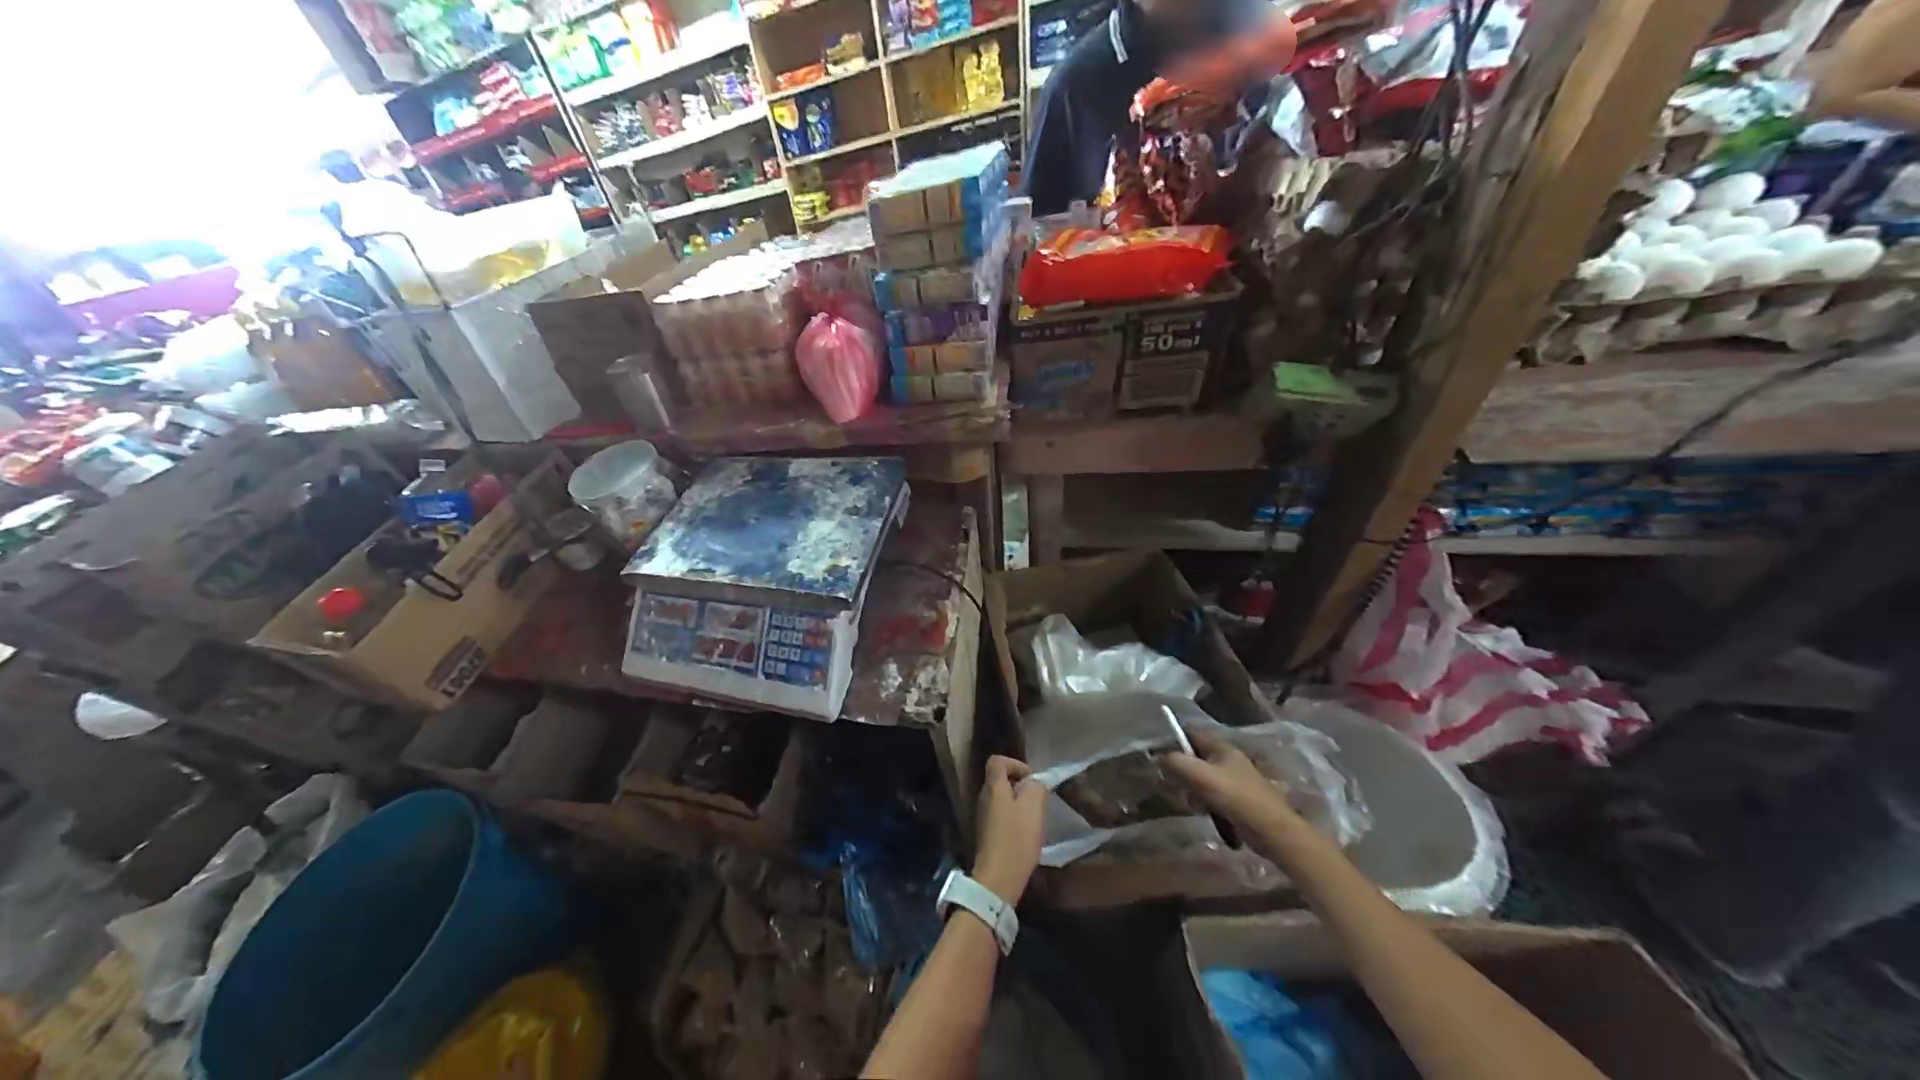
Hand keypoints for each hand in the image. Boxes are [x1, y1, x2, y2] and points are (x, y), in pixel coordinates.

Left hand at [971, 755, 1046, 905]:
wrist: (998, 877)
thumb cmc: (1017, 838)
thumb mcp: (1034, 807)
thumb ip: (1036, 787)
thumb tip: (1033, 783)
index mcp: (993, 787)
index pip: (997, 761)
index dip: (1015, 764)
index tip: (1032, 779)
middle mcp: (983, 798)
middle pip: (999, 780)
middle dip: (1020, 785)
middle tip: (1037, 799)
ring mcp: (982, 817)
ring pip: (1001, 799)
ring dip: (1018, 804)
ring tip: (1034, 818)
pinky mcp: (986, 834)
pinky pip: (1000, 816)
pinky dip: (1013, 819)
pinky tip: (1025, 834)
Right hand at [1163, 727, 1303, 835]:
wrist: (1272, 831)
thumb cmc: (1236, 797)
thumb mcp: (1201, 776)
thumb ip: (1177, 762)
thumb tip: (1160, 757)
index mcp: (1223, 748)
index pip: (1193, 733)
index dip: (1175, 737)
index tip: (1157, 750)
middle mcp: (1230, 760)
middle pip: (1197, 757)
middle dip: (1183, 770)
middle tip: (1174, 783)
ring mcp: (1236, 780)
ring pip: (1204, 778)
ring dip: (1194, 790)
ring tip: (1191, 802)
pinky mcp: (1239, 800)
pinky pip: (1213, 795)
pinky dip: (1206, 803)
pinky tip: (1204, 813)